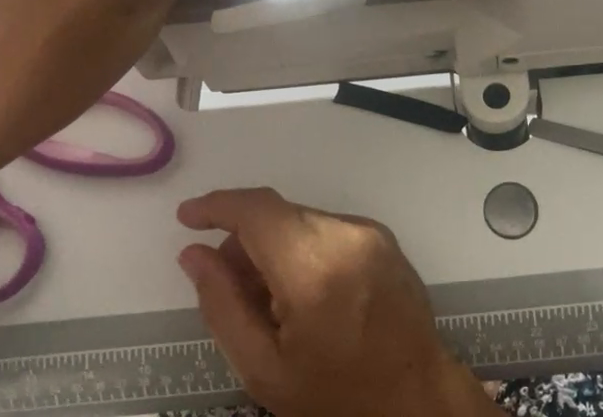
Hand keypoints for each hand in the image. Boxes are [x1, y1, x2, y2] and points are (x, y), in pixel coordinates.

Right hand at [176, 189, 495, 416]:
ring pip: (302, 219)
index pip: (257, 211)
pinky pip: (329, 228)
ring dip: (274, 244)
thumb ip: (223, 306)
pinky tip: (304, 293)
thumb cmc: (336, 393)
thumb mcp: (264, 369)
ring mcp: (369, 233)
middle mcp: (345, 236)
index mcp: (313, 268)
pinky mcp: (383, 238)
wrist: (416, 396)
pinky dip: (304, 247)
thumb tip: (195, 254)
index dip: (216, 205)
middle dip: (243, 238)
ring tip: (268, 300)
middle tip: (226, 283)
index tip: (186, 217)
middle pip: (278, 214)